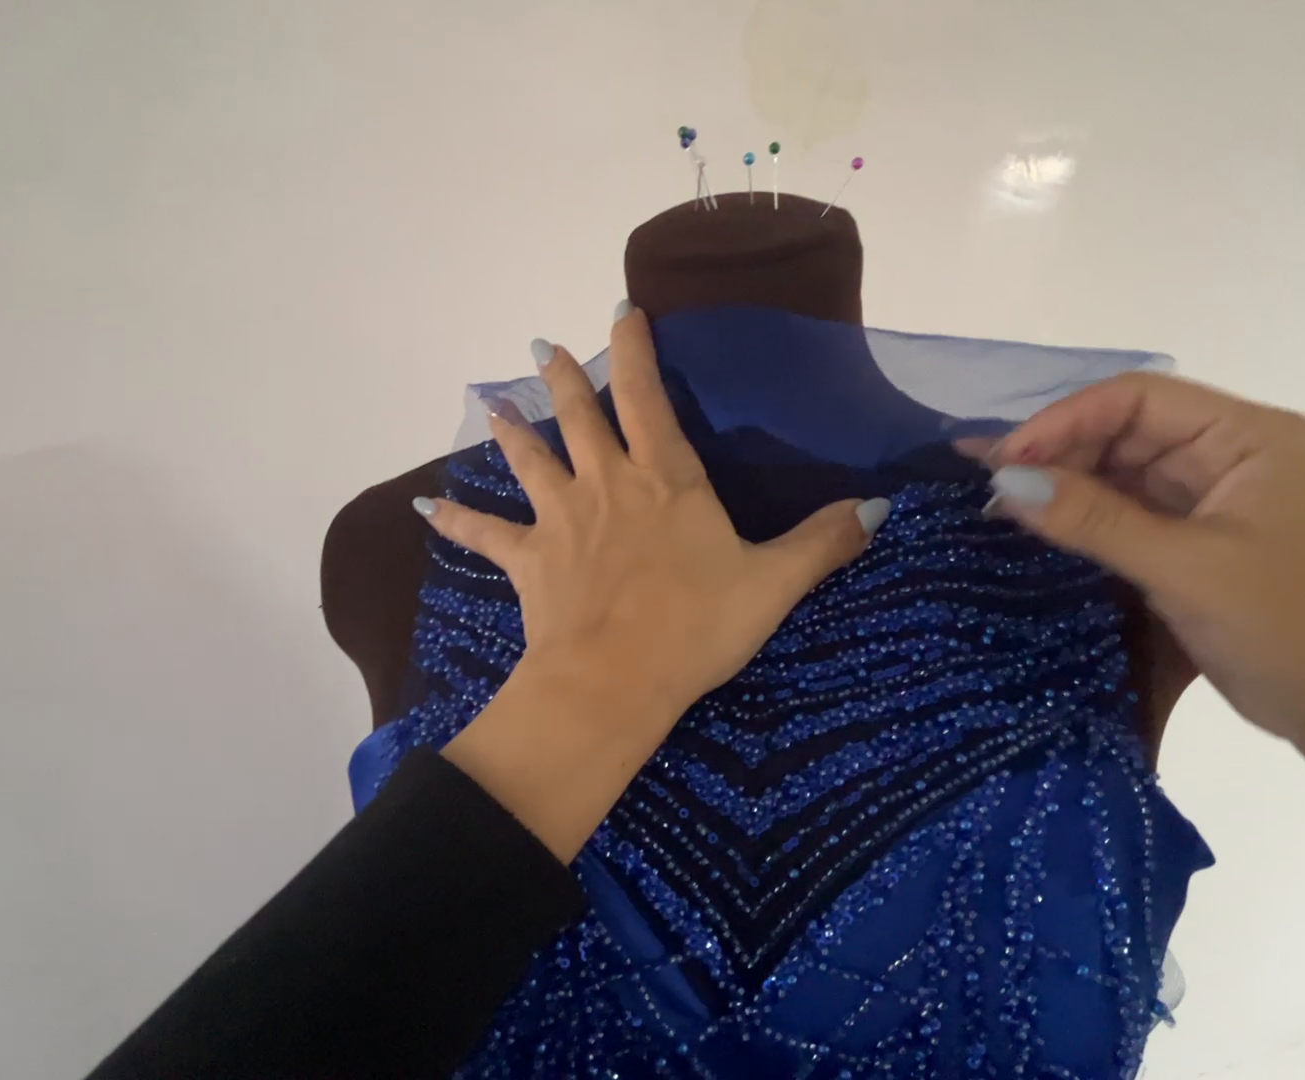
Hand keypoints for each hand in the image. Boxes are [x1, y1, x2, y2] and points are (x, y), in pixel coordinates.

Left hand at [420, 300, 887, 859]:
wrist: (616, 679)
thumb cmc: (695, 627)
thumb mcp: (773, 584)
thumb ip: (824, 541)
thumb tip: (880, 507)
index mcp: (665, 479)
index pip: (647, 396)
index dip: (634, 350)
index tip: (621, 310)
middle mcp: (607, 485)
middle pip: (582, 416)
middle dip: (566, 378)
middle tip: (545, 345)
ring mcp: (561, 519)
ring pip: (531, 460)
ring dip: (513, 430)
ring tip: (494, 403)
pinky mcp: (529, 559)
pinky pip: (486, 535)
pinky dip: (457, 521)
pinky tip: (425, 509)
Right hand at [969, 372, 1304, 748]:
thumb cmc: (1299, 629)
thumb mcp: (1187, 569)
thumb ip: (1093, 520)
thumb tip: (1003, 482)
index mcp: (1250, 438)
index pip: (1137, 399)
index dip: (1061, 420)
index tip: (1001, 461)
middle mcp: (1232, 456)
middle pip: (1124, 432)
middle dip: (1054, 453)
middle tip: (986, 486)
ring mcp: (1217, 501)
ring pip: (1121, 474)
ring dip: (1063, 487)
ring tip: (999, 506)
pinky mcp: (1201, 543)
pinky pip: (1129, 514)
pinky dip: (1083, 520)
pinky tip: (1039, 529)